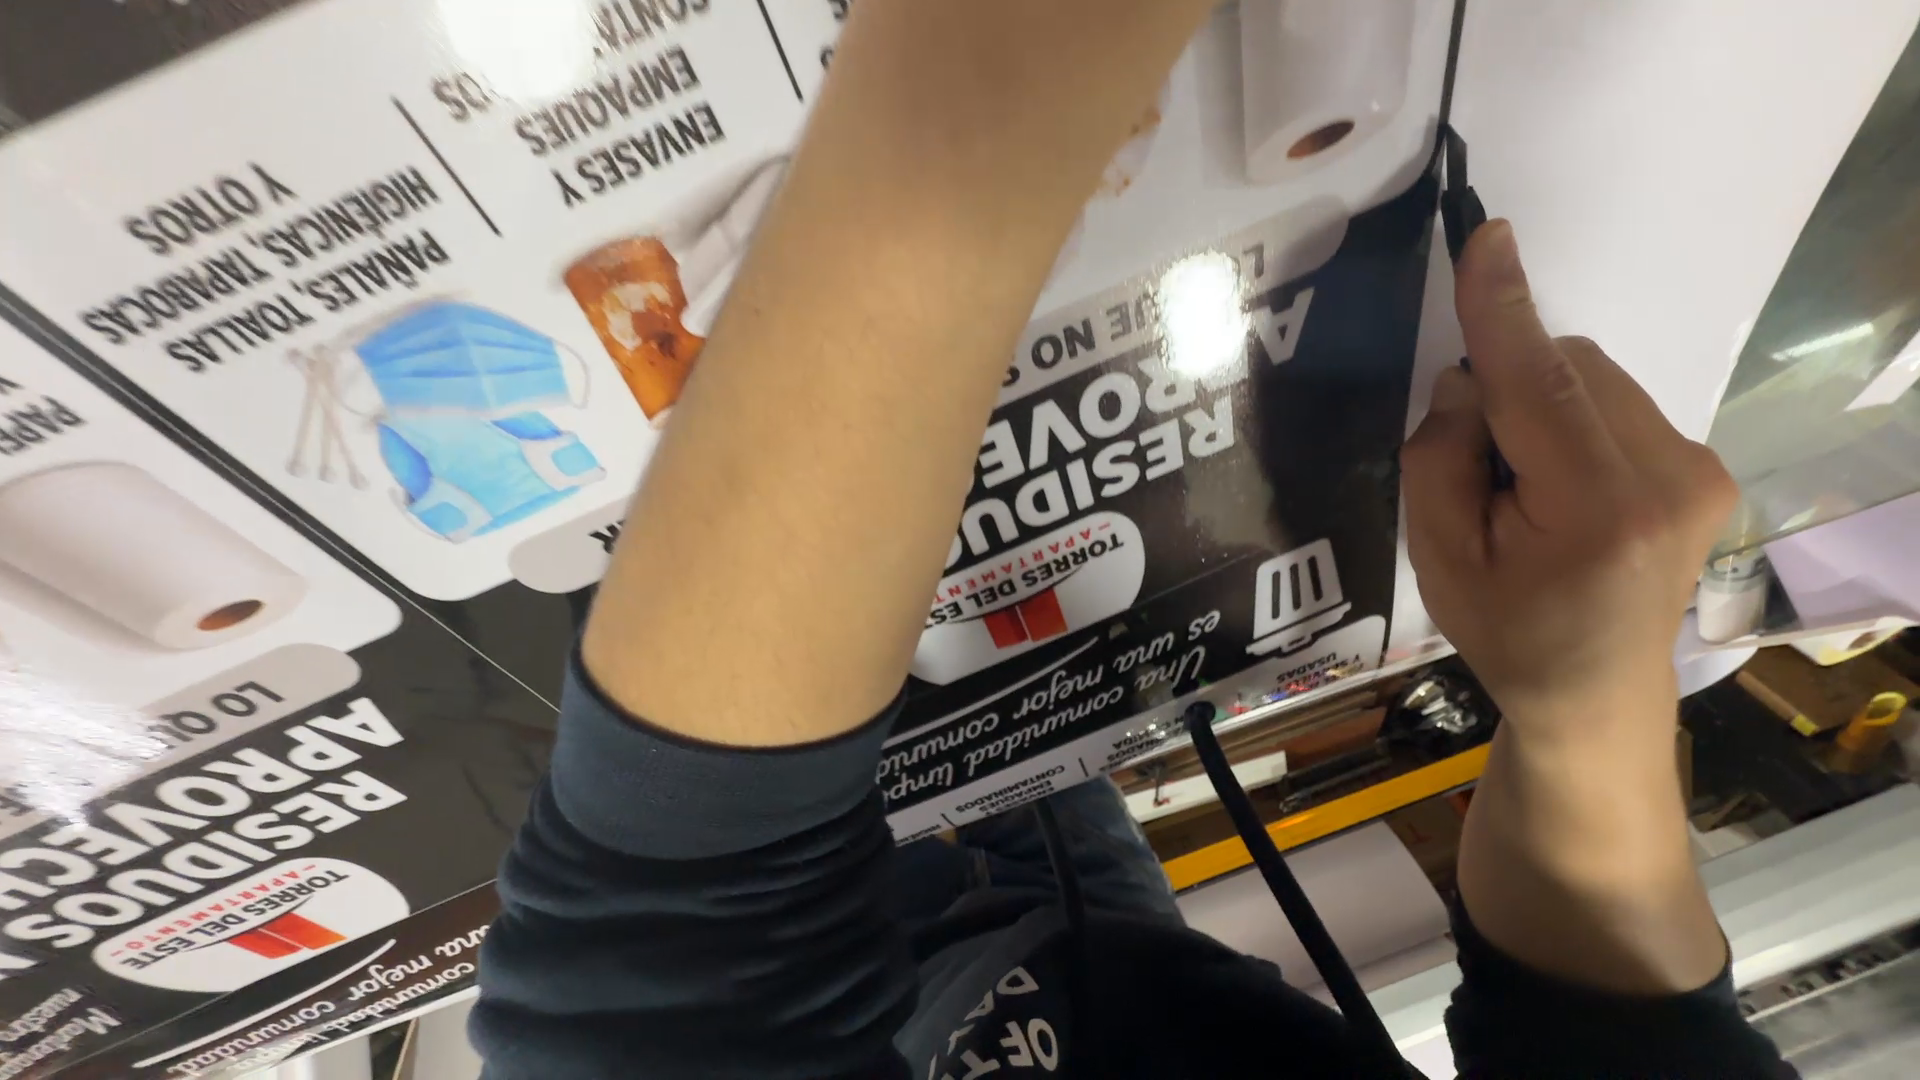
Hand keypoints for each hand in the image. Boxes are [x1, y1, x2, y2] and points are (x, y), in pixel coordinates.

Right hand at [1401, 220, 1737, 746]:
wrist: (1592, 694)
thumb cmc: (1503, 632)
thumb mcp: (1436, 556)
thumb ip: (1440, 462)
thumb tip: (1466, 387)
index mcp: (1595, 508)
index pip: (1539, 386)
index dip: (1504, 312)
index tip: (1487, 239)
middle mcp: (1669, 475)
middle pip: (1567, 371)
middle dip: (1504, 392)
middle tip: (1472, 470)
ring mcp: (1698, 470)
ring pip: (1591, 382)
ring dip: (1534, 410)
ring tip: (1517, 489)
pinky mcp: (1702, 469)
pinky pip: (1612, 406)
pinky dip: (1565, 425)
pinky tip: (1553, 487)